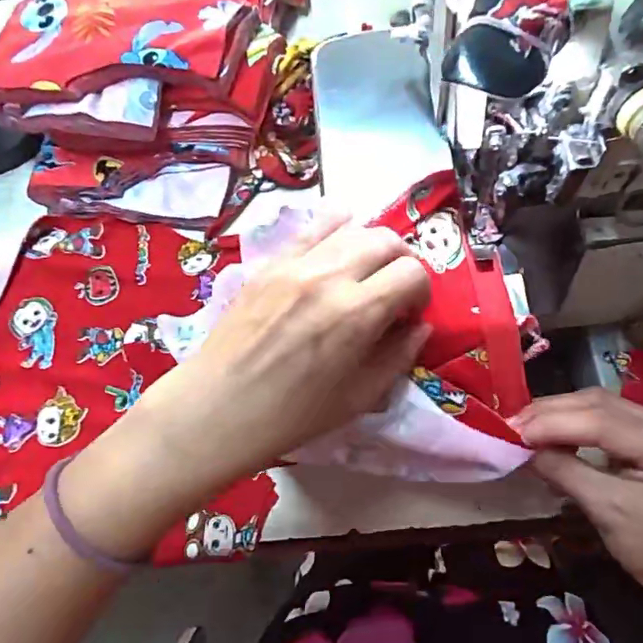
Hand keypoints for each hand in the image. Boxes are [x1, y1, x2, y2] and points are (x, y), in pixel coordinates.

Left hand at [131, 211, 431, 494]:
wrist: (220, 407)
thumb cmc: (294, 414)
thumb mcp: (360, 397)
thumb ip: (398, 356)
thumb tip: (419, 327)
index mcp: (358, 313)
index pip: (412, 273)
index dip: (421, 293)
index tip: (410, 315)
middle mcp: (330, 276)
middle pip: (387, 241)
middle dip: (403, 262)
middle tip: (396, 290)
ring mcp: (296, 264)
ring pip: (353, 228)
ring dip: (372, 247)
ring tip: (367, 273)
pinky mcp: (270, 263)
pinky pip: (312, 228)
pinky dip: (336, 227)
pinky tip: (340, 238)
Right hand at [512, 388, 642, 621]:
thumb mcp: (608, 512)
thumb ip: (566, 472)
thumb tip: (524, 449)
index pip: (603, 420)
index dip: (553, 422)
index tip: (512, 431)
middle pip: (602, 404)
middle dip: (552, 412)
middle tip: (512, 426)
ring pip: (602, 407)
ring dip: (560, 414)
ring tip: (525, 428)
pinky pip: (609, 421)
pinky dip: (575, 425)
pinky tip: (552, 434)